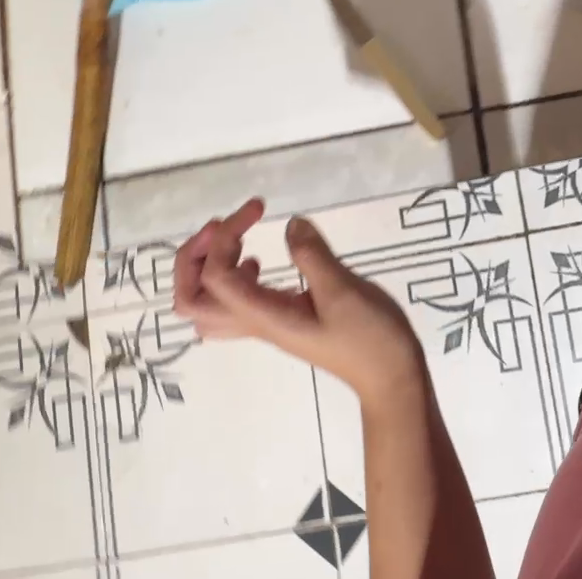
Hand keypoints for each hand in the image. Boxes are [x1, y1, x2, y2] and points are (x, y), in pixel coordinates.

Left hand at [172, 199, 426, 405]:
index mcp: (264, 316)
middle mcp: (255, 323)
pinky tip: (261, 263)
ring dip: (209, 269)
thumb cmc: (368, 335)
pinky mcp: (282, 321)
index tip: (260, 207)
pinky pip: (235, 304)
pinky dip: (234, 279)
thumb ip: (313, 256)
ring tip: (238, 240)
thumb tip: (290, 223)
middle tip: (225, 225)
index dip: (225, 236)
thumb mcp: (343, 290)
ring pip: (210, 305)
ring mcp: (266, 325)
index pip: (215, 277)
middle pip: (192, 299)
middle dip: (195, 257)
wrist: (388, 373)